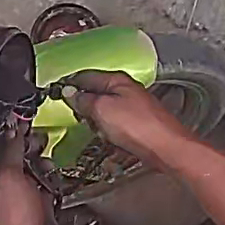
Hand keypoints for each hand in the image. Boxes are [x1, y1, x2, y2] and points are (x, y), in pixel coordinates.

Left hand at [0, 133, 61, 224]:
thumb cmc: (14, 219)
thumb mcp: (9, 175)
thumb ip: (12, 151)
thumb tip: (14, 129)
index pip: (8, 149)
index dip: (19, 135)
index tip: (31, 123)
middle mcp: (13, 188)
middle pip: (27, 160)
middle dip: (37, 150)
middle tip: (46, 141)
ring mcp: (31, 200)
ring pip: (43, 175)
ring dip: (50, 169)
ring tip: (53, 166)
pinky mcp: (48, 212)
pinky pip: (55, 193)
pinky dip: (60, 187)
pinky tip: (63, 182)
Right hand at [58, 70, 203, 170]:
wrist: (166, 148)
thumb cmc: (140, 127)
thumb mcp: (102, 109)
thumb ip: (83, 100)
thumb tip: (70, 94)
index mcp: (116, 81)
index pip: (85, 76)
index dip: (70, 84)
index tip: (58, 94)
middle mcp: (126, 91)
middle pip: (95, 96)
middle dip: (85, 110)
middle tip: (83, 119)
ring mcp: (132, 108)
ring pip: (104, 115)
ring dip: (98, 126)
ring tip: (104, 134)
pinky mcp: (137, 126)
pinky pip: (115, 129)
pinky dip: (111, 136)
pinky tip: (115, 142)